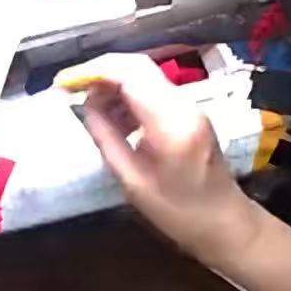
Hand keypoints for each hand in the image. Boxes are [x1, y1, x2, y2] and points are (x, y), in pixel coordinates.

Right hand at [66, 54, 261, 266]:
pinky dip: (127, 95)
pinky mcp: (188, 112)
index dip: (93, 71)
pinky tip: (113, 117)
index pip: (129, 74)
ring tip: (90, 108)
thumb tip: (85, 105)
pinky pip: (152, 91)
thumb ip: (105, 137)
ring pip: (144, 75)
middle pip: (137, 66)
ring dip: (113, 84)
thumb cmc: (177, 212)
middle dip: (100, 71)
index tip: (65, 82)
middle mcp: (183, 104)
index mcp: (170, 122)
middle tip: (72, 88)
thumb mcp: (131, 180)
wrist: (225, 224)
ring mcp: (189, 106)